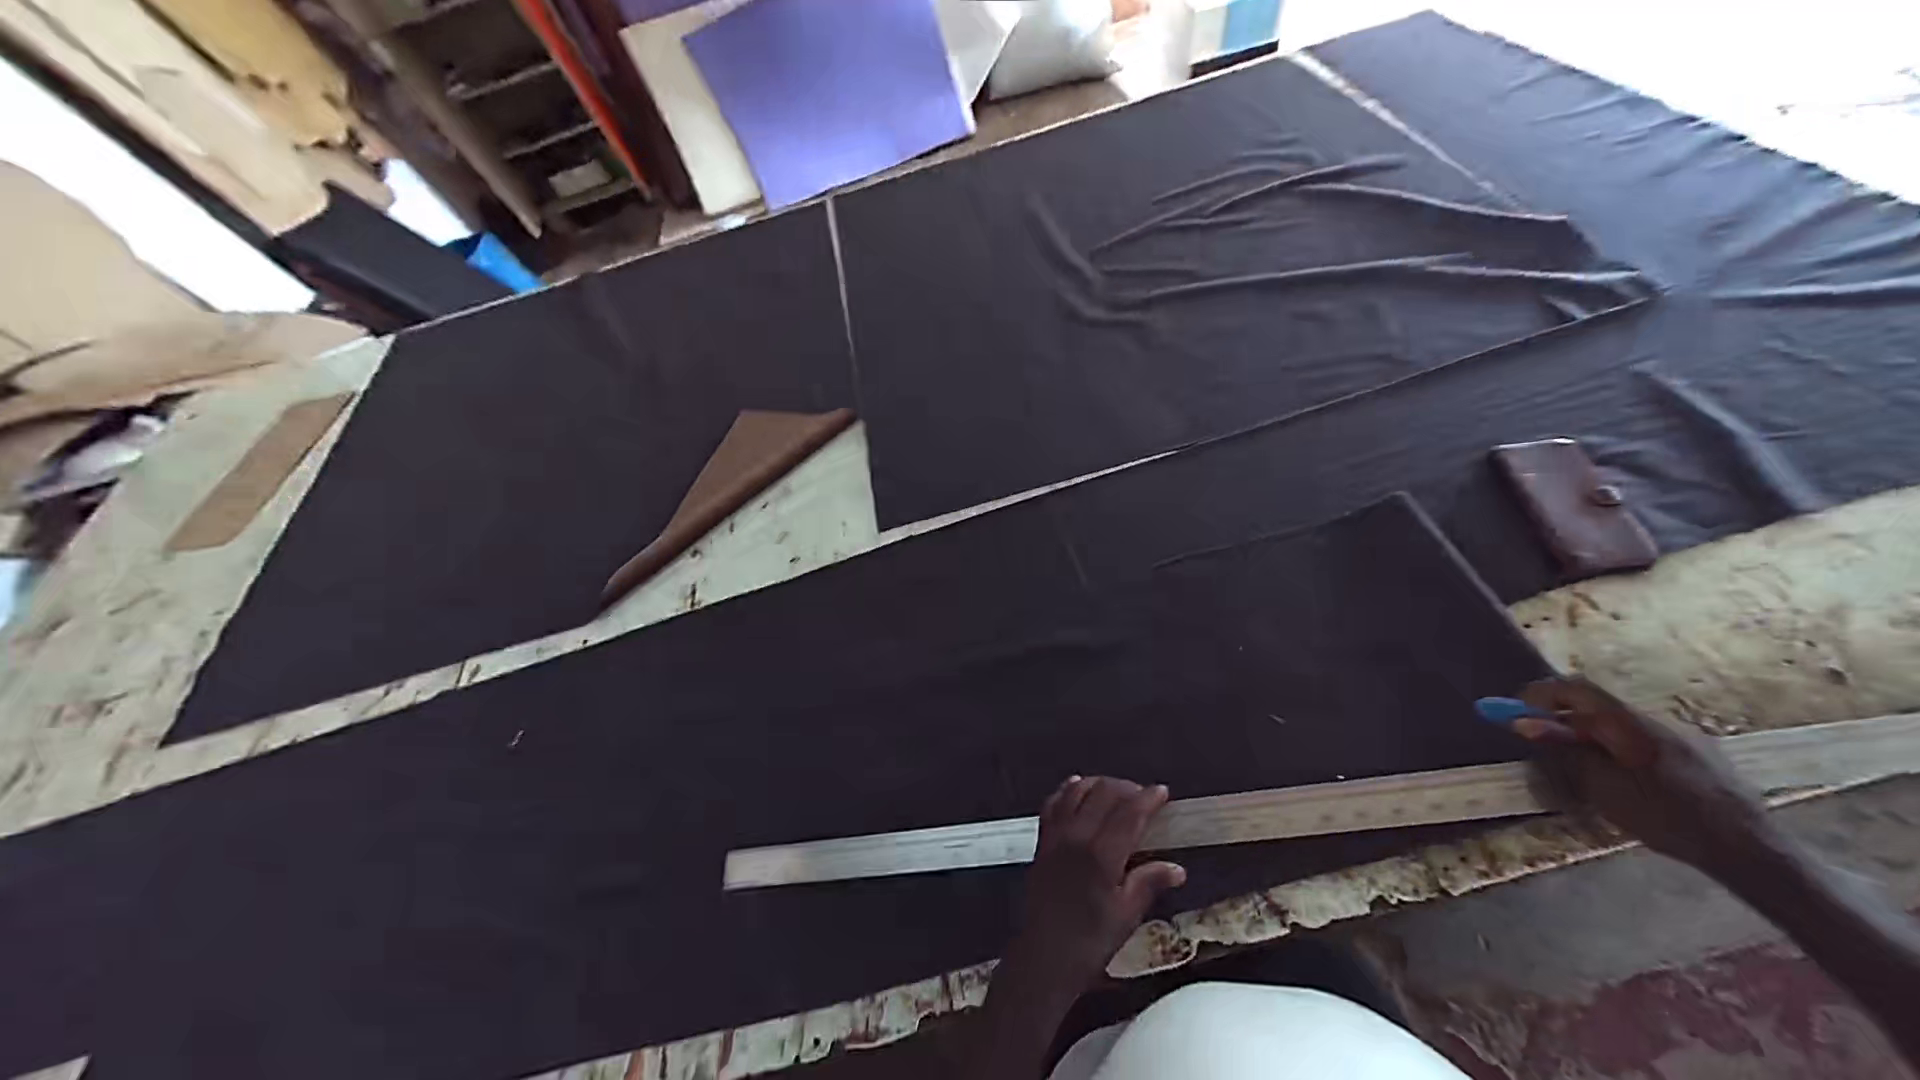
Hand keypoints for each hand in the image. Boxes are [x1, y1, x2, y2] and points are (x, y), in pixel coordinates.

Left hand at [1001, 776, 1186, 998]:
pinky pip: (1053, 803)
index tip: (1162, 792)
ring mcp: (1056, 835)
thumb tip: (1177, 868)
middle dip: (1126, 788)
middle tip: (1143, 795)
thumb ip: (1149, 883)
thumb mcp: (1127, 915)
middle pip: (1102, 794)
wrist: (1045, 955)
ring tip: (1115, 790)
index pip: (1128, 813)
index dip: (1147, 799)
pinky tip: (1076, 787)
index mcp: (1102, 854)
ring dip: (1098, 784)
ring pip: (1076, 792)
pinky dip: (1067, 790)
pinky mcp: (1042, 840)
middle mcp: (1077, 836)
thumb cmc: (1091, 940)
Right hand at [1514, 676, 1775, 872]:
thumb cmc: (1669, 817)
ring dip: (1590, 740)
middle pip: (1596, 707)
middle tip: (1544, 751)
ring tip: (1584, 775)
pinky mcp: (1699, 756)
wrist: (1754, 852)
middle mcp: (1657, 720)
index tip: (1516, 713)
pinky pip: (1642, 741)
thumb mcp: (1604, 786)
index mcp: (1631, 723)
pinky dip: (1617, 751)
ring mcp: (1683, 737)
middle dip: (1563, 722)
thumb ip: (1564, 749)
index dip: (1541, 693)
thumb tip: (1523, 722)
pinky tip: (1625, 785)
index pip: (1576, 687)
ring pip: (1619, 726)